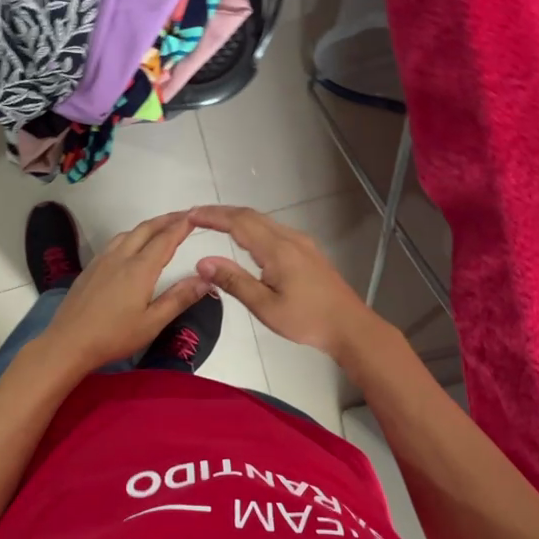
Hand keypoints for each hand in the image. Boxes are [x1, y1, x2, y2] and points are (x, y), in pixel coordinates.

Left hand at [36, 211, 212, 370]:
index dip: (181, 226)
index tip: (195, 216)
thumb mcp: (152, 323)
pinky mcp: (89, 269)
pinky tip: (130, 248)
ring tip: (160, 230)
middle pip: (145, 229)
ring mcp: (101, 261)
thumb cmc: (113, 336)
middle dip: (166, 220)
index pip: (165, 239)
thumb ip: (179, 298)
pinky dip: (130, 237)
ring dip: (147, 227)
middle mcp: (120, 257)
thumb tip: (206, 279)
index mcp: (140, 269)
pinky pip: (113, 244)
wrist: (68, 342)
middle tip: (183, 216)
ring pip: (127, 234)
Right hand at [190, 205, 383, 356]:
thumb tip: (203, 262)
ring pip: (263, 221)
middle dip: (221, 213)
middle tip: (195, 216)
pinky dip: (251, 227)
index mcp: (278, 250)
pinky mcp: (306, 251)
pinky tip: (244, 238)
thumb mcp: (264, 306)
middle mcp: (290, 239)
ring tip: (213, 223)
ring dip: (236, 218)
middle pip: (251, 215)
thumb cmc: (306, 320)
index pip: (239, 223)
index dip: (212, 216)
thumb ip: (234, 281)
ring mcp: (301, 243)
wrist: (349, 326)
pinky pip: (273, 230)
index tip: (189, 216)